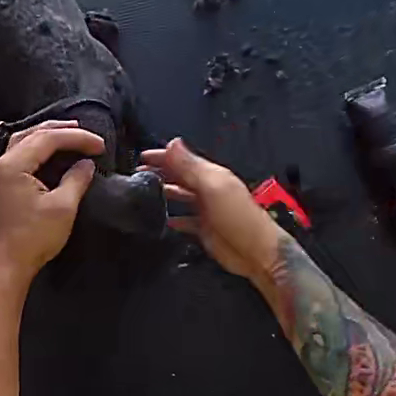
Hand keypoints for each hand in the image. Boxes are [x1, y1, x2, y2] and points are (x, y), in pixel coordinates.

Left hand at [0, 120, 102, 284]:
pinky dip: (39, 150)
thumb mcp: (63, 207)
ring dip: (48, 137)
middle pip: (31, 134)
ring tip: (71, 136)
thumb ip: (76, 180)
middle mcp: (0, 164)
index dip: (76, 138)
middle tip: (86, 133)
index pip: (47, 139)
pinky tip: (53, 154)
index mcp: (12, 166)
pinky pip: (19, 156)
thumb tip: (87, 164)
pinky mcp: (0, 185)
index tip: (100, 145)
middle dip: (61, 130)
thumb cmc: (34, 238)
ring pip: (23, 143)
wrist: (8, 264)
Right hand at [138, 138, 285, 281]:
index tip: (142, 157)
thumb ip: (192, 166)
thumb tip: (172, 143)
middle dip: (161, 172)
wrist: (257, 253)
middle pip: (181, 177)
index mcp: (212, 176)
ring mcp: (206, 211)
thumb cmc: (239, 218)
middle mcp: (209, 190)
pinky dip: (173, 218)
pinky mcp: (204, 230)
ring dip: (165, 192)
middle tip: (138, 173)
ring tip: (145, 191)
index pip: (183, 161)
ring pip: (181, 196)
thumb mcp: (214, 187)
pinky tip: (162, 219)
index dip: (163, 157)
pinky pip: (185, 220)